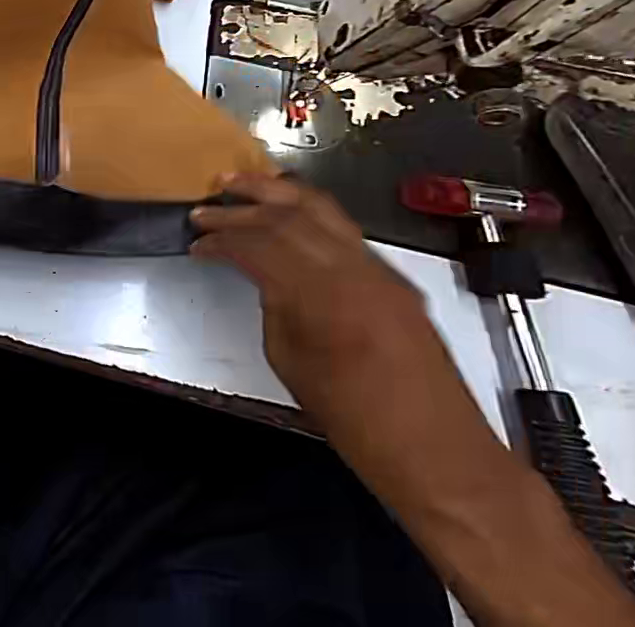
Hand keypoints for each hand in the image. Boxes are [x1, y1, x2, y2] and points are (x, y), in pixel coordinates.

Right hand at [190, 174, 437, 420]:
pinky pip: (343, 227)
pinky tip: (285, 212)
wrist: (436, 449)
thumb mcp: (291, 362)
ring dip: (275, 192)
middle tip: (205, 209)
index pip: (261, 245)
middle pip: (288, 215)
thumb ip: (275, 306)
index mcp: (322, 297)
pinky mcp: (393, 273)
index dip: (221, 240)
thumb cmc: (356, 422)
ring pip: (321, 207)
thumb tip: (265, 278)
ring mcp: (379, 267)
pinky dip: (306, 211)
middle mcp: (354, 269)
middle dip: (240, 207)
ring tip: (240, 185)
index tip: (198, 244)